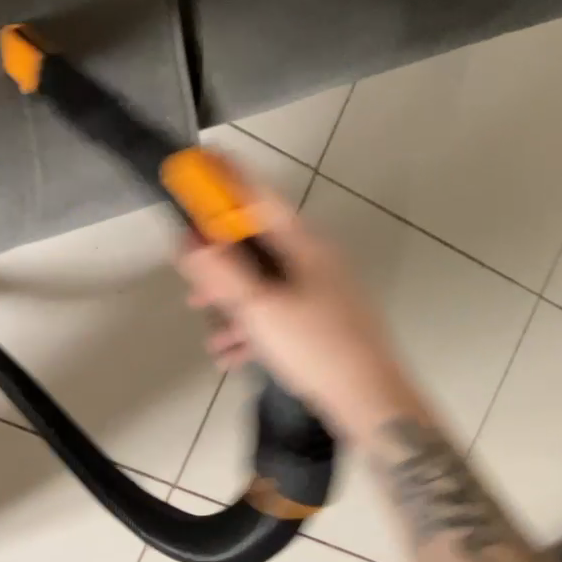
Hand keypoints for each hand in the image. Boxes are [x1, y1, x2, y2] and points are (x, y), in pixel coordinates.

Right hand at [176, 185, 412, 431]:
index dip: (229, 177)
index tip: (204, 156)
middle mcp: (313, 261)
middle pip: (253, 243)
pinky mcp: (320, 320)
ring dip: (229, 302)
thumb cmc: (316, 347)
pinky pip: (273, 310)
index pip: (258, 199)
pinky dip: (249, 326)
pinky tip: (232, 354)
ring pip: (260, 281)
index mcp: (303, 247)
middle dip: (217, 261)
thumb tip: (187, 239)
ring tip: (210, 329)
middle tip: (193, 282)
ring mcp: (320, 291)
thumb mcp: (258, 308)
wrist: (374, 405)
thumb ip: (219, 271)